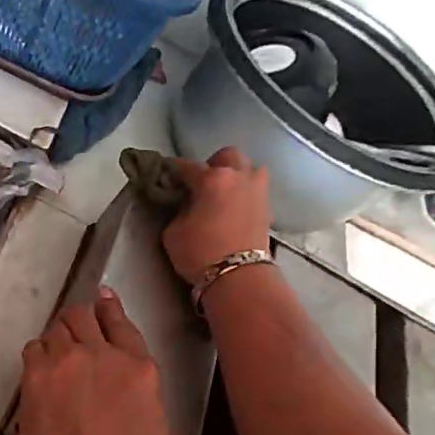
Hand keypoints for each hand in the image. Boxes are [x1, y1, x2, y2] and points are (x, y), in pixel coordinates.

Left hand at [11, 291, 167, 434]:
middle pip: (85, 314)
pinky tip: (42, 364)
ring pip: (59, 325)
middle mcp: (102, 353)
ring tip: (60, 348)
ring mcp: (66, 358)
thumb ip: (150, 404)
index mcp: (137, 368)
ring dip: (61, 334)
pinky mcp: (36, 369)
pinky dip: (40, 351)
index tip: (104, 297)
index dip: (112, 308)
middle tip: (79, 328)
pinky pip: (35, 345)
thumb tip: (140, 393)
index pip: (123, 325)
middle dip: (82, 317)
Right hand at [162, 146, 271, 283]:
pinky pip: (255, 190)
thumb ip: (178, 211)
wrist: (240, 278)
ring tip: (224, 194)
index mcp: (213, 178)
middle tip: (202, 183)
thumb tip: (185, 204)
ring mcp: (257, 191)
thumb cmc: (201, 253)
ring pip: (249, 169)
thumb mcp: (173, 233)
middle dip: (214, 164)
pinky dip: (245, 194)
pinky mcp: (268, 209)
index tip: (166, 175)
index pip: (187, 166)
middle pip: (227, 156)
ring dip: (237, 175)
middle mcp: (239, 176)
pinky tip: (235, 209)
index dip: (173, 170)